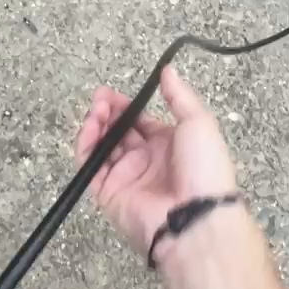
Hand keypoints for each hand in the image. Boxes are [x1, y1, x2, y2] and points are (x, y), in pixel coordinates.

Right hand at [73, 66, 238, 260]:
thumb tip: (167, 70)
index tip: (110, 93)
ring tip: (96, 112)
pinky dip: (84, 148)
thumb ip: (179, 96)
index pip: (139, 121)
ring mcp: (126, 177)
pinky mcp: (109, 194)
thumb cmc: (203, 168)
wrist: (195, 218)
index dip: (124, 106)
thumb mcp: (199, 122)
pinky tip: (89, 129)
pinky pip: (89, 168)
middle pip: (118, 132)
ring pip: (101, 147)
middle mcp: (145, 161)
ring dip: (95, 126)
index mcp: (168, 145)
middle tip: (100, 99)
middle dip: (107, 113)